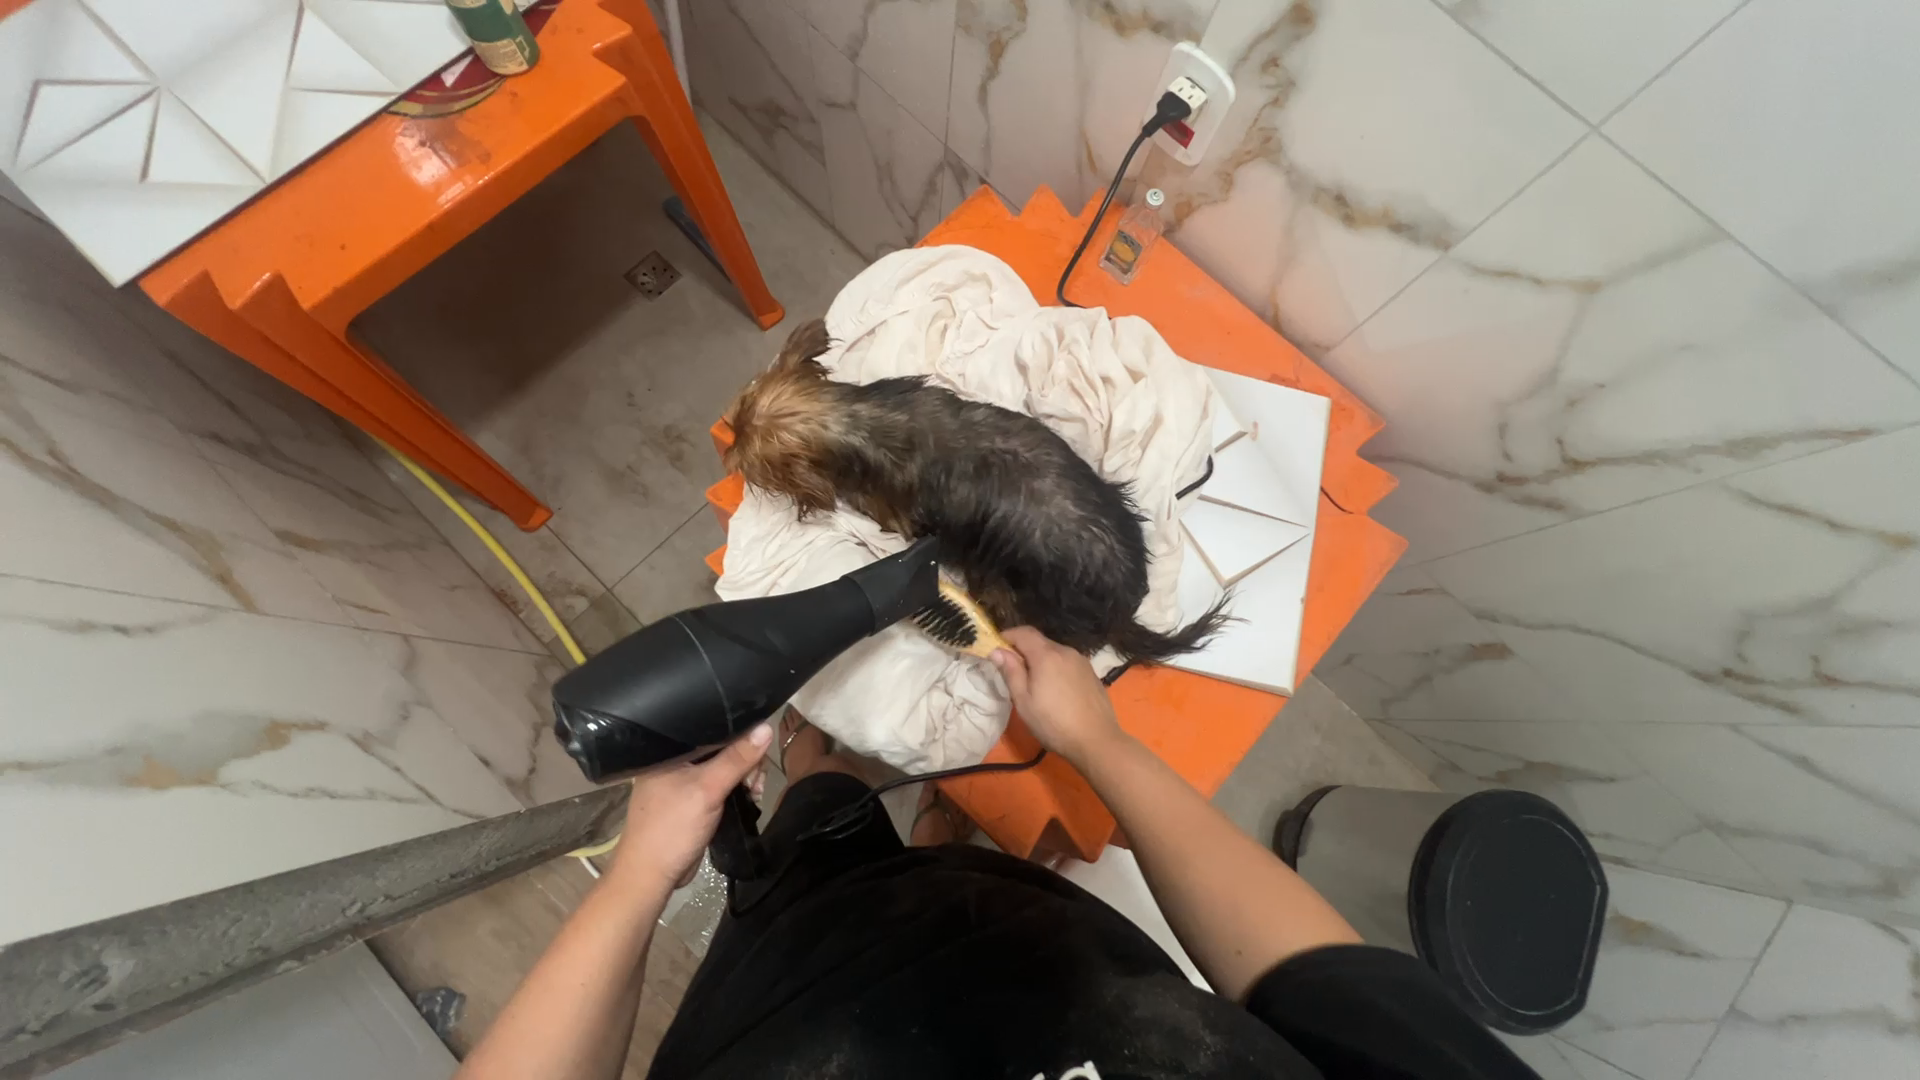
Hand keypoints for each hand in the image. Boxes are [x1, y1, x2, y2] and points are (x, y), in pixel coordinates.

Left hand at [608, 724, 771, 894]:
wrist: (650, 877)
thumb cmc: (672, 827)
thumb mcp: (708, 789)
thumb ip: (738, 758)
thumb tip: (767, 727)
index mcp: (670, 750)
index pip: (713, 728)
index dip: (742, 736)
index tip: (760, 754)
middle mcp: (676, 761)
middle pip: (723, 748)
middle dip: (747, 762)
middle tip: (755, 783)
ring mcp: (684, 782)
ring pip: (725, 767)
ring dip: (746, 778)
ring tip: (755, 793)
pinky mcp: (693, 800)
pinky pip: (721, 785)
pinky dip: (737, 790)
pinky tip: (750, 798)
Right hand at [991, 626, 1125, 765]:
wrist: (1097, 740)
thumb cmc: (1054, 723)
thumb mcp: (1024, 701)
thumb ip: (1011, 672)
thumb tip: (997, 651)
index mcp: (1046, 655)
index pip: (1024, 632)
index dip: (1007, 636)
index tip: (996, 648)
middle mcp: (1066, 651)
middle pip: (1039, 641)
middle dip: (1023, 649)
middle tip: (1012, 670)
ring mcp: (1081, 661)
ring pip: (1054, 652)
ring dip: (1040, 659)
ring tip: (1034, 683)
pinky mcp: (1091, 672)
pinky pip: (1067, 662)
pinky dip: (1056, 667)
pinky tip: (1055, 689)